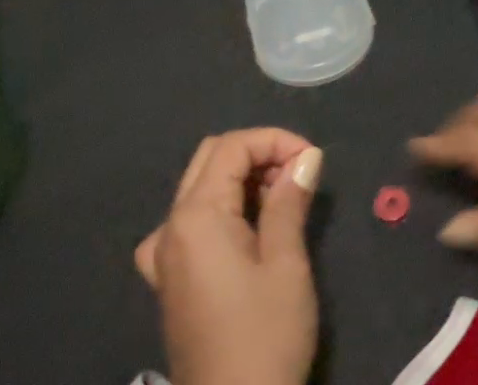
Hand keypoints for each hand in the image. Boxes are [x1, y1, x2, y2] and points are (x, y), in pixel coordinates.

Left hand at [135, 129, 322, 384]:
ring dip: (243, 181)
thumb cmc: (264, 336)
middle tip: (300, 177)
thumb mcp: (286, 264)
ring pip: (201, 188)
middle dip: (258, 155)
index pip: (231, 147)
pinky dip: (223, 210)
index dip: (275, 140)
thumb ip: (289, 201)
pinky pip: (191, 222)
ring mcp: (163, 254)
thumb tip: (306, 156)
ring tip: (285, 202)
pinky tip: (248, 232)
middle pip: (211, 159)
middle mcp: (169, 226)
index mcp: (195, 216)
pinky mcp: (169, 279)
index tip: (313, 160)